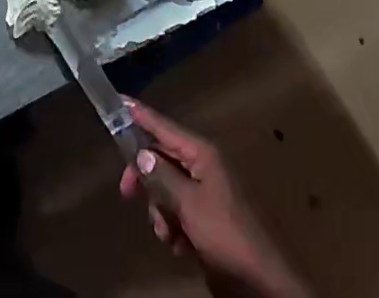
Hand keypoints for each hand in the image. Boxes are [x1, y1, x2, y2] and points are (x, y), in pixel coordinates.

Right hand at [119, 101, 310, 297]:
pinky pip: (176, 212)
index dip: (140, 114)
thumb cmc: (225, 233)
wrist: (260, 282)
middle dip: (145, 179)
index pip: (164, 126)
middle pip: (161, 158)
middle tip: (126, 193)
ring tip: (168, 233)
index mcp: (202, 154)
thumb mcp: (189, 203)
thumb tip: (141, 153)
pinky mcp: (205, 219)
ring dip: (160, 211)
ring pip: (165, 188)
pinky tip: (179, 245)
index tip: (119, 99)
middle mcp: (203, 167)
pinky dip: (172, 226)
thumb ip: (162, 176)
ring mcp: (205, 193)